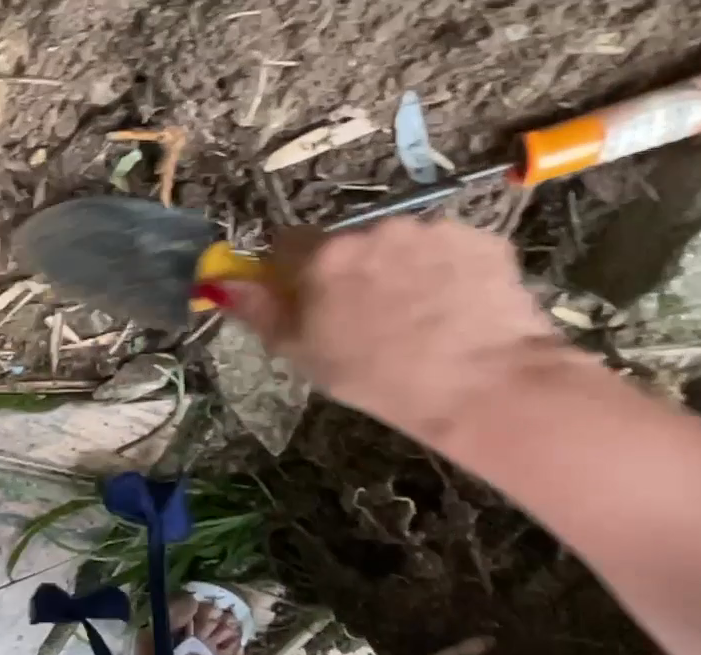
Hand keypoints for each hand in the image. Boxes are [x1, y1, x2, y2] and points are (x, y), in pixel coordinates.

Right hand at [213, 218, 571, 436]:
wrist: (479, 380)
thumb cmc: (371, 373)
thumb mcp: (298, 350)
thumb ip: (258, 309)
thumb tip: (219, 283)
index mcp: (323, 255)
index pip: (285, 241)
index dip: (286, 269)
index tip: (296, 298)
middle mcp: (375, 228)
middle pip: (344, 243)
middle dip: (344, 270)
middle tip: (355, 317)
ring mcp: (433, 228)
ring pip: (396, 245)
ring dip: (392, 269)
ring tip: (407, 316)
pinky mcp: (480, 238)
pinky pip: (443, 250)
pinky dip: (438, 272)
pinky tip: (444, 309)